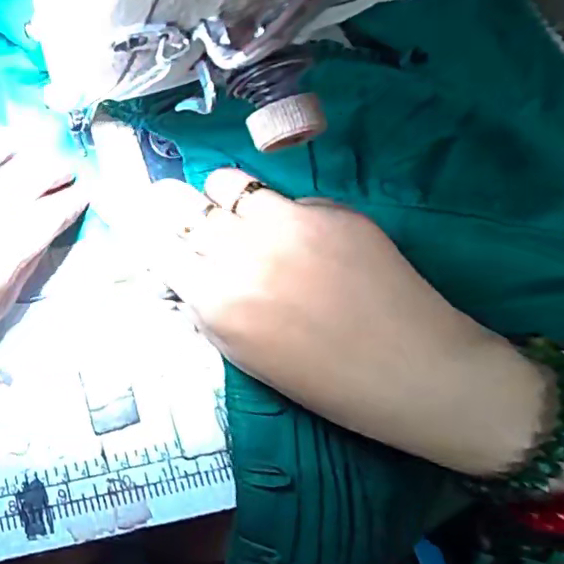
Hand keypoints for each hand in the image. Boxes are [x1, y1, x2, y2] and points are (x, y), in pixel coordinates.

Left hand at [0, 111, 89, 415]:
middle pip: (32, 169)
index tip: (84, 194)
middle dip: (58, 169)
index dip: (76, 198)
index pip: (56, 208)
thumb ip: (25, 264)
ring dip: (14, 144)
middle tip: (64, 175)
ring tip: (20, 155)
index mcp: (6, 247)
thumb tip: (46, 230)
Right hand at [124, 169, 552, 476]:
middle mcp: (241, 254)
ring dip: (225, 198)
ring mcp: (287, 224)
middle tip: (180, 205)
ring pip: (229, 184)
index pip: (159, 245)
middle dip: (174, 203)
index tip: (153, 226)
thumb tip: (185, 266)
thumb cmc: (321, 380)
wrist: (411, 370)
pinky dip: (281, 213)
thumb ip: (207, 304)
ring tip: (241, 214)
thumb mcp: (243, 353)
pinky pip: (284, 199)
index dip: (152, 233)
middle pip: (182, 203)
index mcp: (216, 301)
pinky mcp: (329, 209)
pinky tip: (306, 240)